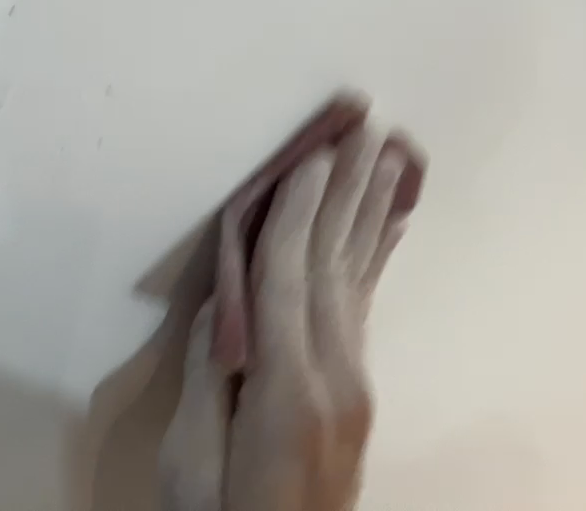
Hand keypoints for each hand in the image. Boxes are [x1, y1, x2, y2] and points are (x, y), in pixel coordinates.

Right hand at [160, 125, 424, 510]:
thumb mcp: (191, 464)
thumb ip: (210, 378)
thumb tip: (226, 302)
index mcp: (288, 388)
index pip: (289, 275)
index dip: (299, 208)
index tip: (315, 148)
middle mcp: (334, 372)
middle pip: (333, 258)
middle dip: (346, 185)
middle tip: (366, 122)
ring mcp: (354, 377)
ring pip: (357, 269)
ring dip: (371, 203)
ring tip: (390, 148)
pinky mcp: (357, 383)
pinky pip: (366, 297)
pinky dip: (379, 246)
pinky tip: (393, 215)